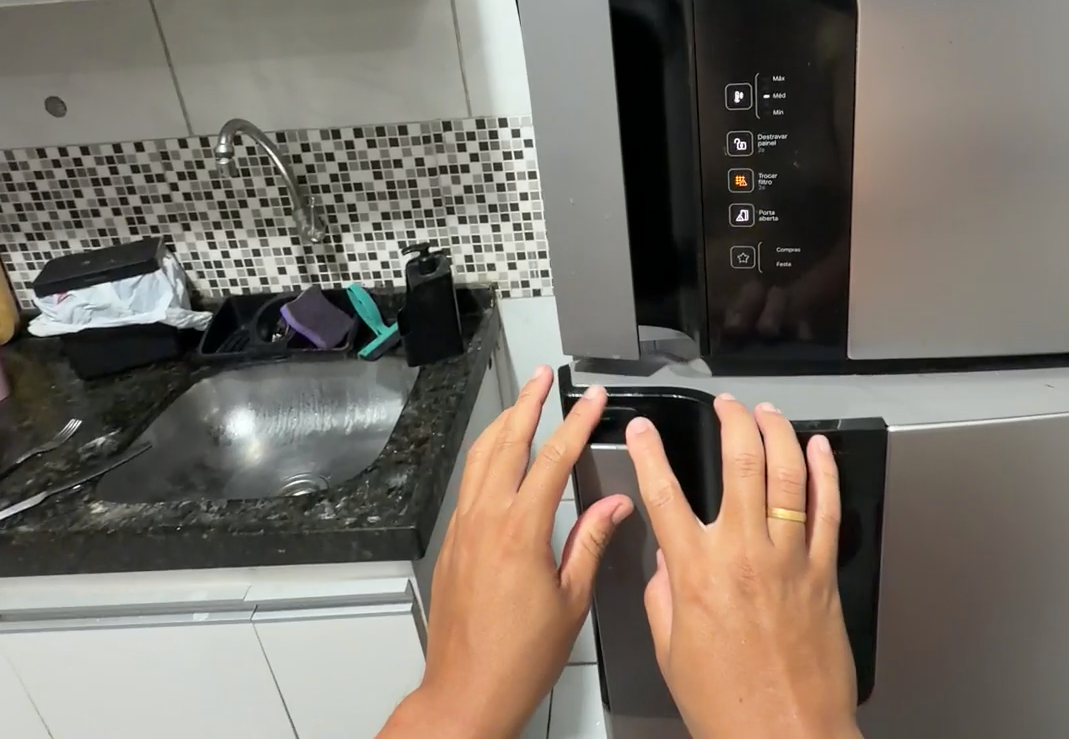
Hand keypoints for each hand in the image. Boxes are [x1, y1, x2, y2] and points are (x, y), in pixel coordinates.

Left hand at [380, 367, 630, 738]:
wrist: (464, 694)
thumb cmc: (519, 658)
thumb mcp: (571, 600)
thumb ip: (592, 542)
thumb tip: (616, 504)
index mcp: (520, 531)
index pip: (553, 458)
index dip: (576, 422)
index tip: (593, 399)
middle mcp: (486, 519)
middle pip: (507, 442)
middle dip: (528, 402)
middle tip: (543, 375)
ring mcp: (464, 528)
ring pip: (481, 456)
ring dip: (503, 422)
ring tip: (522, 400)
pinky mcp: (452, 542)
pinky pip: (469, 481)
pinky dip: (486, 454)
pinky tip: (498, 454)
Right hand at [628, 395, 860, 738]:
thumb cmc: (728, 705)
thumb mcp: (671, 650)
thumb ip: (663, 594)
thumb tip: (666, 558)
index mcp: (696, 572)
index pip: (663, 492)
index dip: (648, 452)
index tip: (641, 430)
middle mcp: (743, 553)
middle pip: (739, 462)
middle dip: (731, 420)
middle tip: (725, 405)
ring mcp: (788, 558)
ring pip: (787, 474)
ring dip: (776, 432)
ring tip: (766, 411)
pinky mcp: (822, 572)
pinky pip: (827, 509)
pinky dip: (824, 472)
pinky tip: (818, 448)